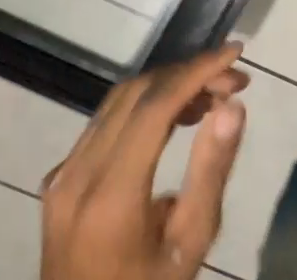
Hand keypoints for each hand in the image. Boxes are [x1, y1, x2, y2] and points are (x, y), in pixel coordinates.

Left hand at [41, 45, 250, 279]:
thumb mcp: (190, 243)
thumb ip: (210, 172)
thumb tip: (233, 106)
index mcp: (110, 194)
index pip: (155, 105)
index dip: (198, 70)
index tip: (237, 53)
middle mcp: (76, 176)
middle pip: (134, 94)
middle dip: (189, 73)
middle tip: (235, 81)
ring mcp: (61, 177)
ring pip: (117, 103)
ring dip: (168, 86)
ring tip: (214, 95)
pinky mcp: (59, 181)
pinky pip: (104, 123)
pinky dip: (146, 106)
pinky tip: (178, 117)